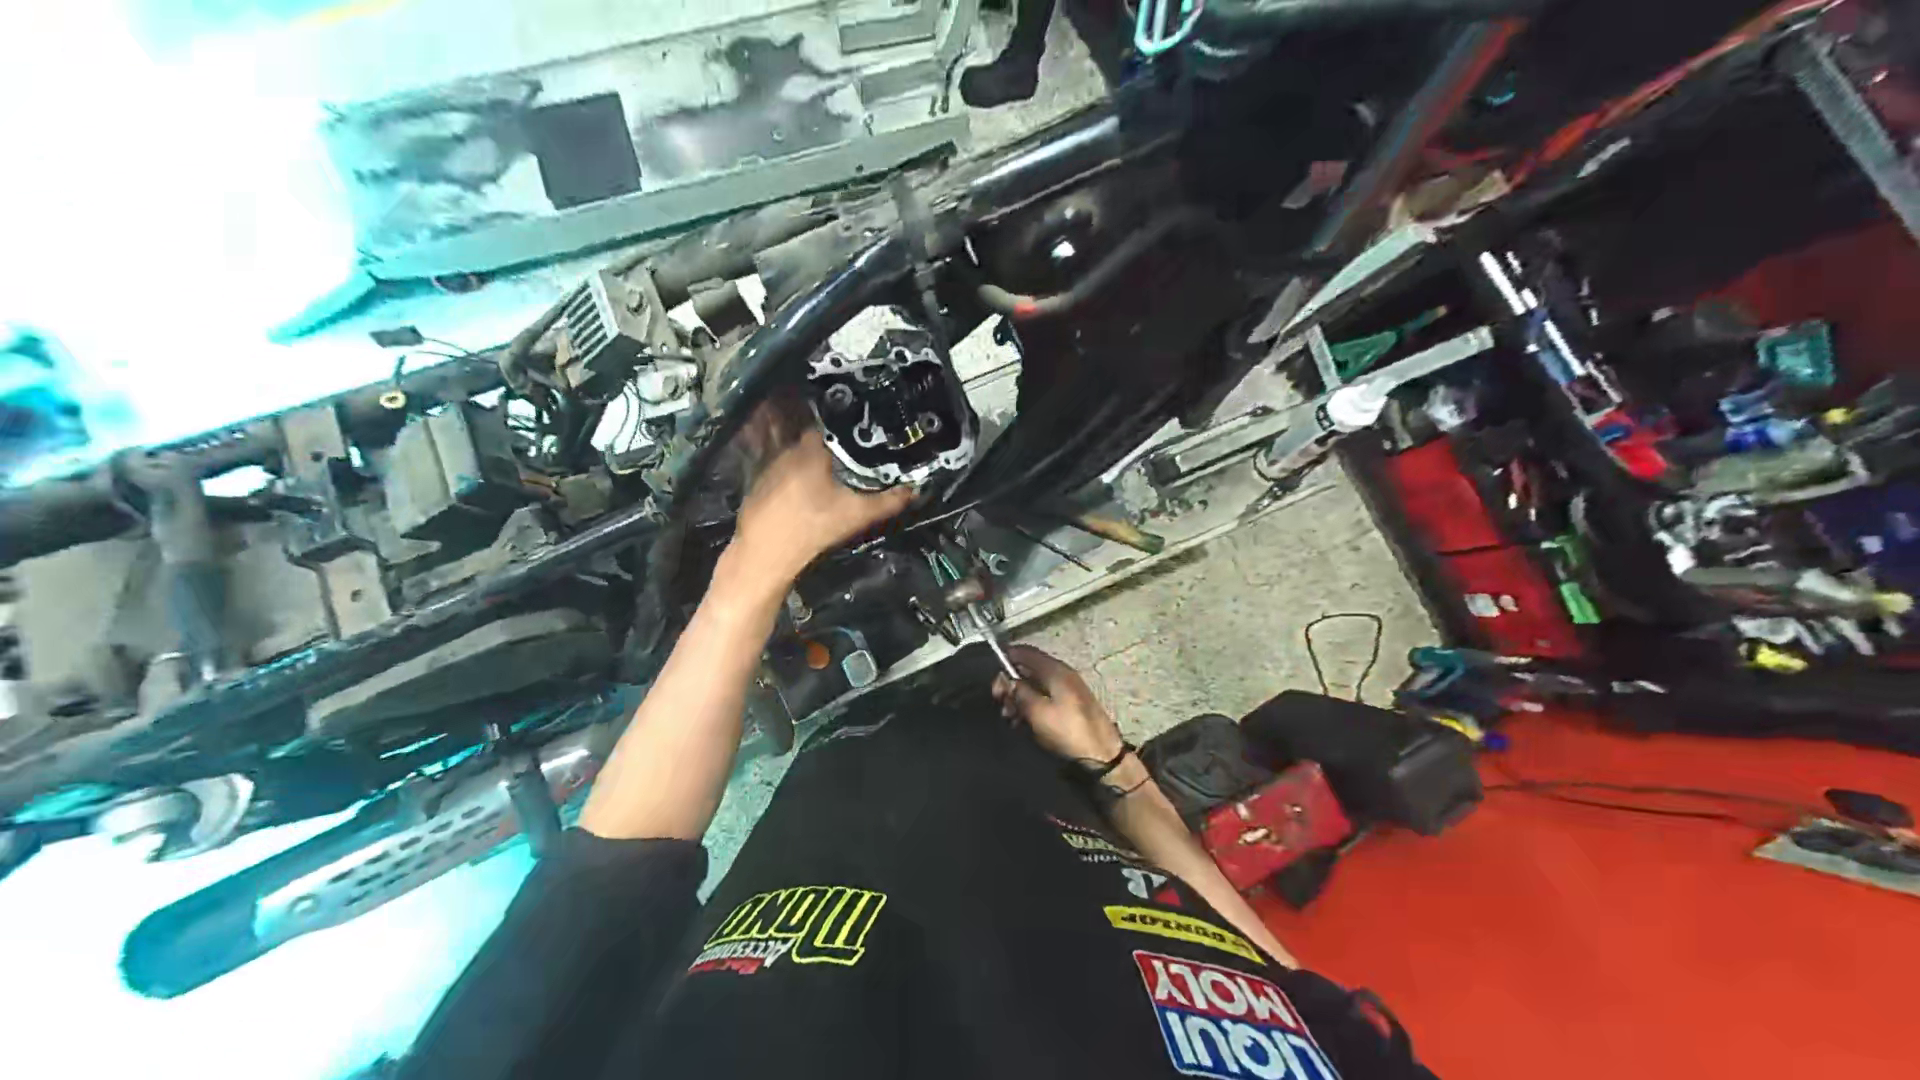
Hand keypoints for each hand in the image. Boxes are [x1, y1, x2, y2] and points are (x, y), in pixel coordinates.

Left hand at [731, 429, 913, 585]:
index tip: (860, 443)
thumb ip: (888, 501)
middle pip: (815, 443)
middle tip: (849, 466)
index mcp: (812, 450)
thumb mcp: (857, 515)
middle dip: (831, 452)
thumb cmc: (814, 527)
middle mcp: (788, 451)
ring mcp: (770, 468)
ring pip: (797, 458)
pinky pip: (782, 475)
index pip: (832, 427)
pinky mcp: (759, 485)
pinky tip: (804, 498)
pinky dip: (794, 481)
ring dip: (811, 466)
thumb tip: (912, 491)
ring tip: (829, 481)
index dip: (847, 434)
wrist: (766, 553)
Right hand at [993, 645, 1124, 764]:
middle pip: (1029, 669)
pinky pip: (1044, 697)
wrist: (1101, 756)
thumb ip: (1018, 692)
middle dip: (1011, 683)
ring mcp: (1067, 689)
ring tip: (1010, 716)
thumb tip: (1003, 678)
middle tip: (1000, 701)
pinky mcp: (1070, 705)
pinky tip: (1022, 721)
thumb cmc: (1067, 730)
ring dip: (1019, 697)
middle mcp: (1062, 674)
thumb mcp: (1037, 711)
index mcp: (1055, 670)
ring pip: (1035, 685)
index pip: (1026, 652)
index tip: (993, 676)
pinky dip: (1030, 705)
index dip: (1006, 659)